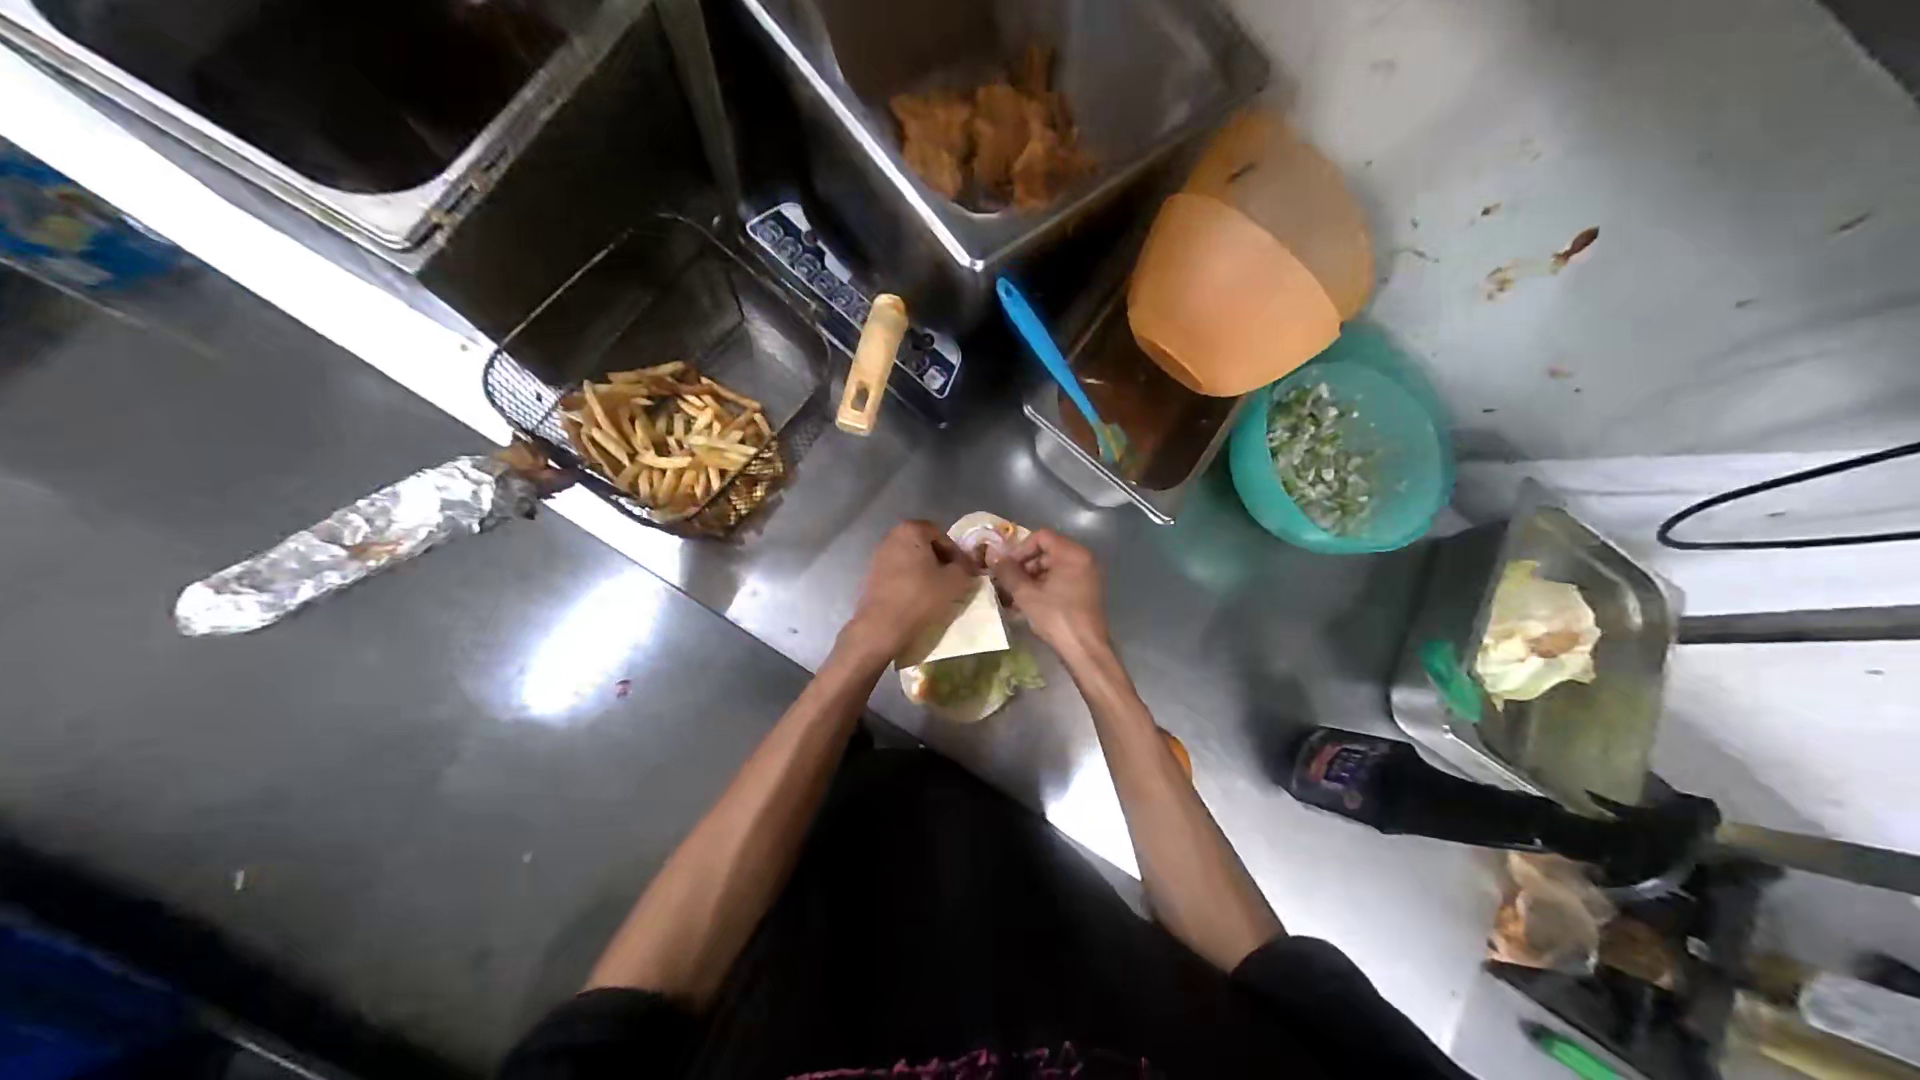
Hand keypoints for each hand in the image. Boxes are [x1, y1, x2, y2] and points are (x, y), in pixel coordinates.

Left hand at [845, 521, 979, 660]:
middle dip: (940, 559)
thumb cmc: (921, 595)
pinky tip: (918, 596)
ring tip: (937, 589)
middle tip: (952, 578)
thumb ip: (966, 566)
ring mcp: (878, 555)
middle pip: (924, 544)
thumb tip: (967, 563)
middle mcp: (891, 536)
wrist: (883, 625)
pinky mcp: (872, 574)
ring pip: (911, 558)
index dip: (956, 552)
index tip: (964, 570)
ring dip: (925, 570)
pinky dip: (910, 579)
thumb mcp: (955, 580)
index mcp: (911, 529)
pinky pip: (898, 572)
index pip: (941, 534)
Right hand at [987, 529, 1108, 653]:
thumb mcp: (1026, 594)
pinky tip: (1027, 604)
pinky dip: (1043, 587)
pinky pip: (1060, 580)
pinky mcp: (1086, 591)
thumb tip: (992, 554)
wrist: (1085, 650)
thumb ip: (1008, 571)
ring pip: (1052, 567)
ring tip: (1013, 596)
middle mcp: (1083, 559)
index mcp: (1072, 553)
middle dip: (1023, 565)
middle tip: (1006, 582)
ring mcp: (1086, 575)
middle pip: (1046, 551)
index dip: (1019, 549)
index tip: (1005, 567)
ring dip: (1030, 578)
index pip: (1041, 536)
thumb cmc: (1056, 617)